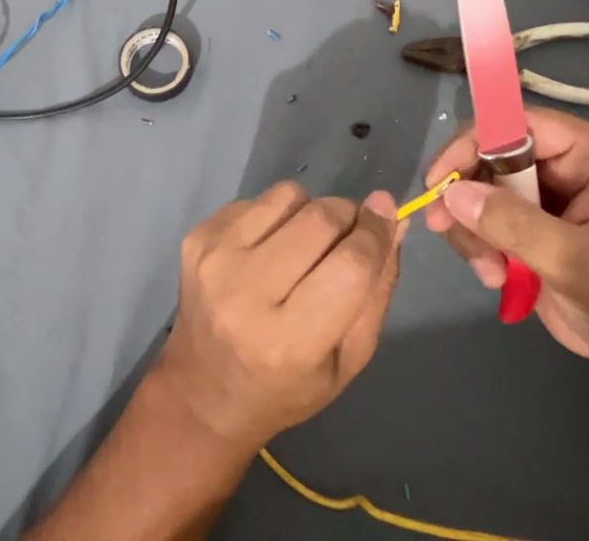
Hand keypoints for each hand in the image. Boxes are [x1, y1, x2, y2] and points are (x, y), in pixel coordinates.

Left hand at [154, 182, 406, 450]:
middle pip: (320, 219)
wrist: (202, 391)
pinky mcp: (196, 238)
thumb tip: (392, 218)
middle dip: (348, 216)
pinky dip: (275, 215)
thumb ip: (377, 290)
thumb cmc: (287, 387)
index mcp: (289, 340)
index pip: (350, 264)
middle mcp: (245, 293)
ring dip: (310, 211)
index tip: (388, 219)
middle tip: (352, 232)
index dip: (376, 233)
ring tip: (305, 245)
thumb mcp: (348, 360)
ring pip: (288, 196)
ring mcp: (214, 260)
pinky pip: (255, 200)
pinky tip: (269, 249)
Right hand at [421, 107, 588, 371]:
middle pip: (487, 153)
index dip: (474, 142)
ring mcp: (541, 195)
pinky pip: (479, 218)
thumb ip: (515, 224)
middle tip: (439, 224)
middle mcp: (562, 165)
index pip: (518, 124)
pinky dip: (475, 244)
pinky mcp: (524, 225)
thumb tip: (451, 193)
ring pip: (476, 188)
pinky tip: (495, 276)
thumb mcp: (576, 260)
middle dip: (463, 192)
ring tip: (487, 269)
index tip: (440, 178)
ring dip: (468, 227)